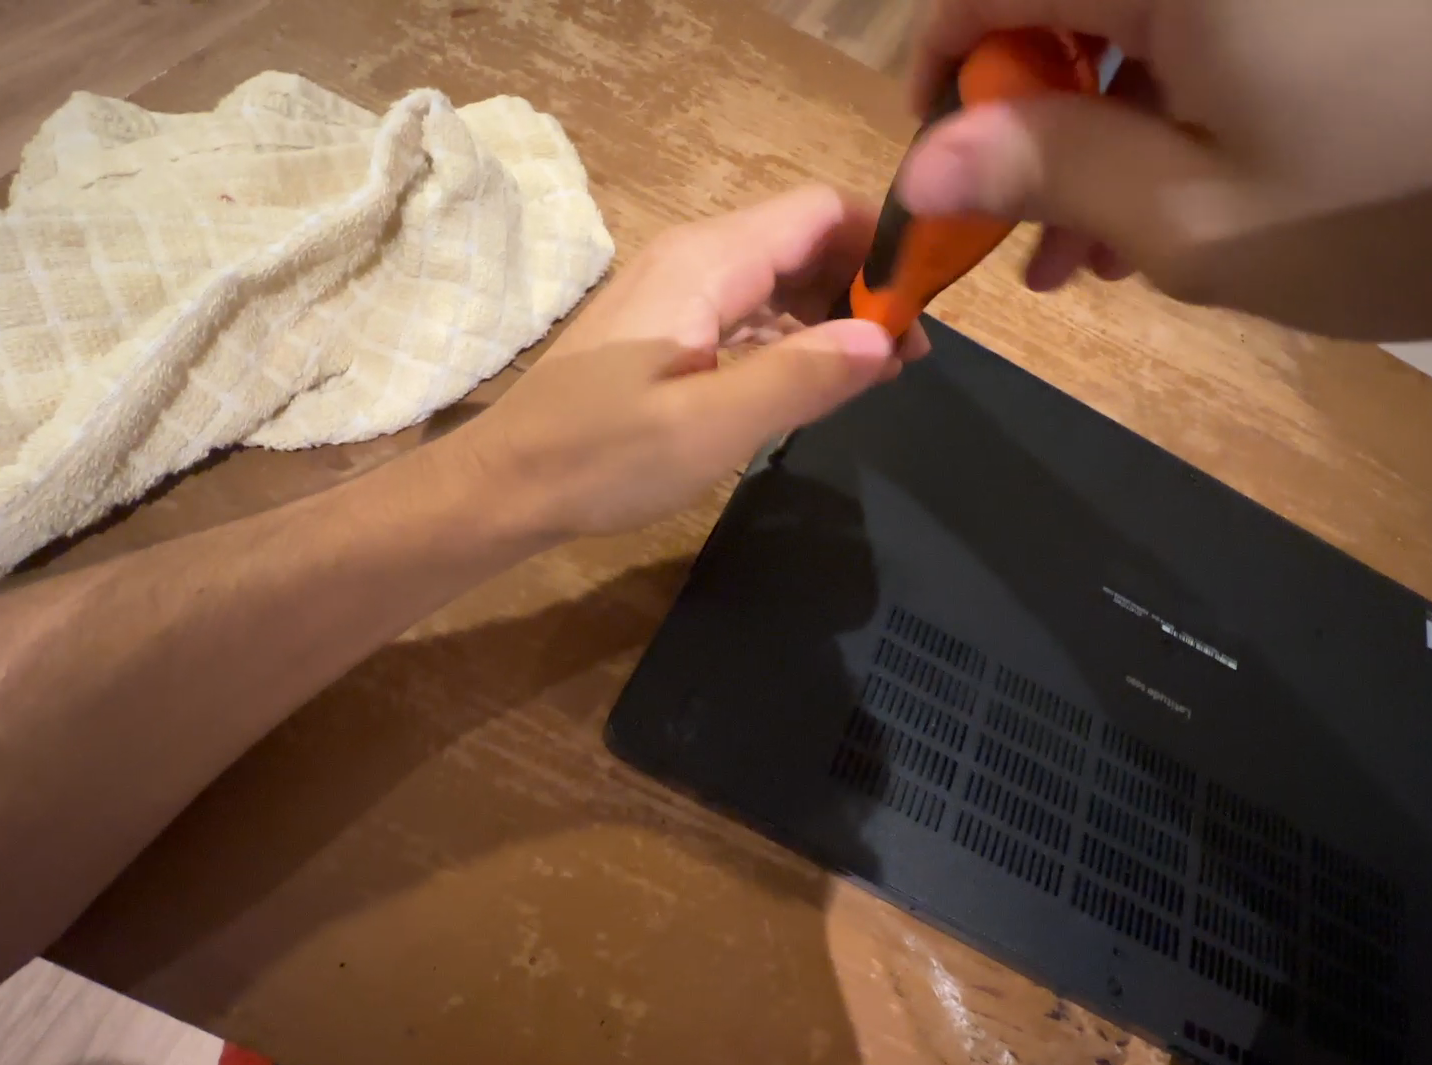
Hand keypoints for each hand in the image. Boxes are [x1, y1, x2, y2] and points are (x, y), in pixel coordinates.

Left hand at [443, 185, 927, 539]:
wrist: (508, 484)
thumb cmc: (600, 459)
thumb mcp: (709, 426)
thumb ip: (799, 377)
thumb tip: (882, 337)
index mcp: (705, 263)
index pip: (817, 213)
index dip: (879, 247)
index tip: (922, 305)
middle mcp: (692, 259)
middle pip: (800, 243)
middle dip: (860, 288)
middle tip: (904, 357)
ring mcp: (675, 293)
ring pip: (774, 282)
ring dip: (828, 319)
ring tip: (874, 374)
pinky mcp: (665, 329)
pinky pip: (745, 316)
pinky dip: (787, 341)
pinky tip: (812, 381)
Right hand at [900, 0, 1431, 350]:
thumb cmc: (1417, 206)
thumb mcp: (1198, 220)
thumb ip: (1048, 173)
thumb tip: (923, 163)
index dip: (942, 66)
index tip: (939, 154)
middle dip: (1024, 110)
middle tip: (1023, 223)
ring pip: (1135, 12)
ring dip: (1096, 121)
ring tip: (1091, 243)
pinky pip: (1212, 14)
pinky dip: (1172, 95)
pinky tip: (1170, 187)